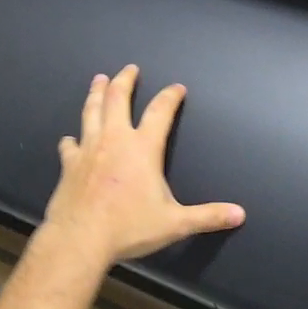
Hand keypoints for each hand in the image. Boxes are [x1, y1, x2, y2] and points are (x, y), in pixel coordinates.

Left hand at [39, 65, 244, 268]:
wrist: (80, 239)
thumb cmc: (129, 228)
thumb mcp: (175, 223)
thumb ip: (208, 216)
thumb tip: (239, 214)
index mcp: (142, 148)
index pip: (160, 111)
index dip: (170, 96)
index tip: (177, 88)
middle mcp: (114, 140)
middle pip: (117, 98)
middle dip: (125, 80)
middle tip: (130, 68)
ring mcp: (88, 149)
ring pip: (91, 111)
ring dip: (96, 93)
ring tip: (98, 80)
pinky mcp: (68, 164)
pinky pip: (69, 145)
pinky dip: (71, 139)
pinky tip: (69, 139)